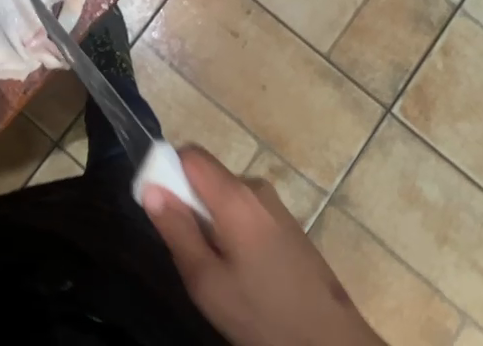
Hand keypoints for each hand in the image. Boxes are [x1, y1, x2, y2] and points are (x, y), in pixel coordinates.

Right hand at [143, 146, 382, 345]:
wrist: (332, 344)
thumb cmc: (263, 313)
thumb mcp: (207, 281)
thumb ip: (176, 230)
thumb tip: (150, 187)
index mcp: (236, 197)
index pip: (190, 154)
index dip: (168, 171)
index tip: (162, 207)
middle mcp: (257, 190)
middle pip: (208, 176)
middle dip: (190, 203)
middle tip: (190, 250)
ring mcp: (277, 207)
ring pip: (226, 197)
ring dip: (212, 220)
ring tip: (218, 269)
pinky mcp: (289, 226)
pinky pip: (246, 212)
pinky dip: (234, 230)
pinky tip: (244, 273)